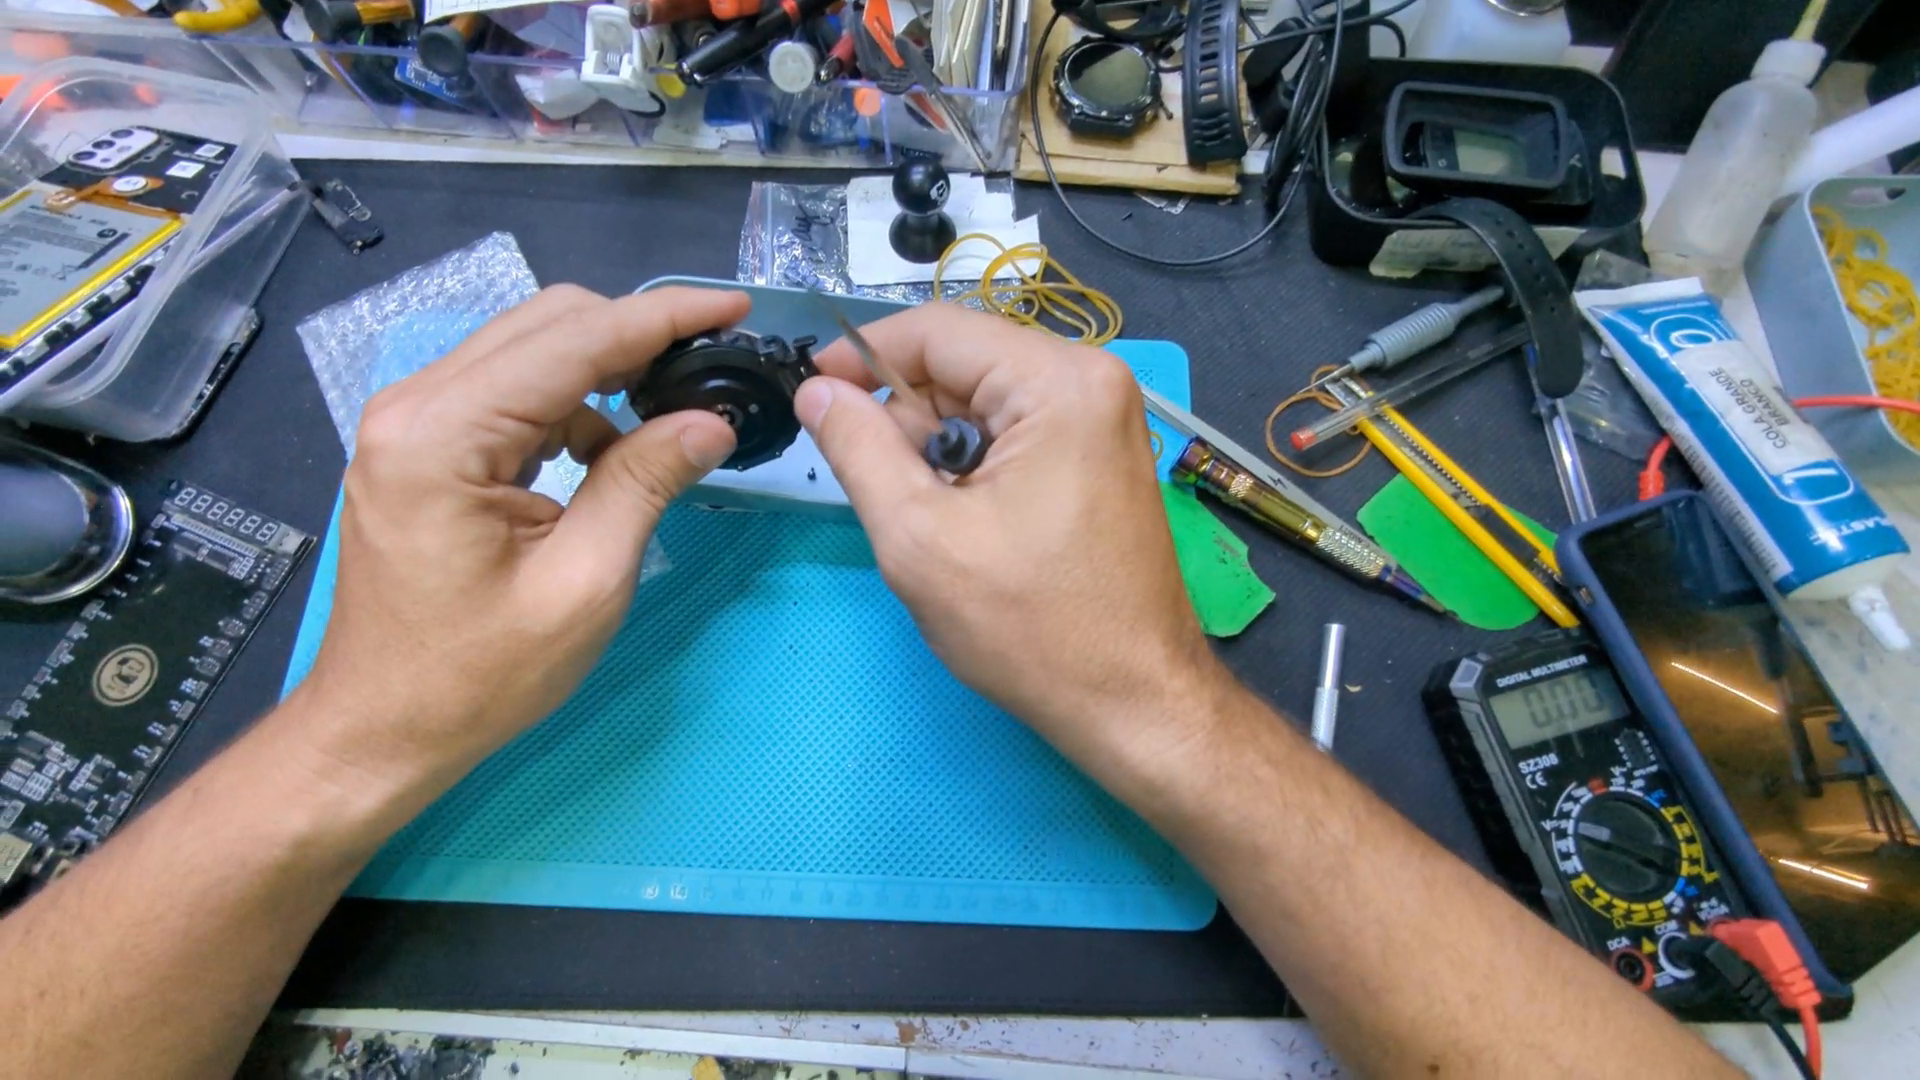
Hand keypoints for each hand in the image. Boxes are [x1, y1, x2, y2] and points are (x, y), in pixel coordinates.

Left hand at [292, 285, 745, 802]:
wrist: (386, 726)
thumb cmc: (484, 672)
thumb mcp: (588, 580)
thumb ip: (647, 483)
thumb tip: (711, 419)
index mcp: (446, 434)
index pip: (574, 340)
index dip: (664, 316)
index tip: (734, 305)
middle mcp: (418, 405)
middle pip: (548, 322)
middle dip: (640, 330)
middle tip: (714, 359)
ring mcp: (417, 422)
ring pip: (534, 350)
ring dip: (611, 367)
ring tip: (674, 409)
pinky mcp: (429, 446)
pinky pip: (519, 393)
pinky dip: (579, 403)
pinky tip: (611, 449)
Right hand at [798, 305, 1222, 770]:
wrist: (1133, 702)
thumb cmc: (1030, 627)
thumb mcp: (918, 536)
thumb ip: (858, 448)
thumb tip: (817, 390)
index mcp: (1059, 382)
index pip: (937, 330)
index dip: (862, 355)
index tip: (812, 393)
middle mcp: (1093, 382)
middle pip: (963, 366)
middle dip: (909, 421)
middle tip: (892, 496)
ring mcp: (1105, 420)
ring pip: (985, 405)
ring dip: (941, 454)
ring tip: (941, 526)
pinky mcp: (1102, 457)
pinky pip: (1016, 434)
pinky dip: (976, 469)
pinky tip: (974, 527)